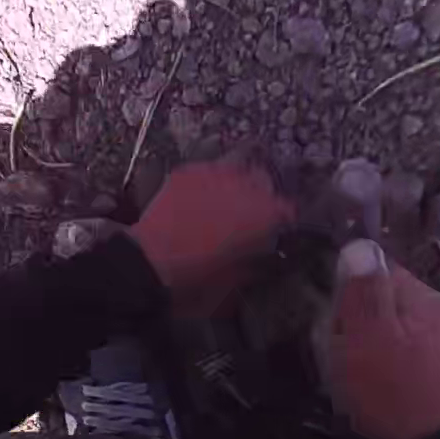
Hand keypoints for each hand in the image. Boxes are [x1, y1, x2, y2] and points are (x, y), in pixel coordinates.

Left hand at [130, 159, 292, 303]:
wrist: (150, 264)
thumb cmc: (199, 279)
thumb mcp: (236, 278)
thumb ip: (256, 259)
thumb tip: (262, 252)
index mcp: (265, 213)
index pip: (289, 208)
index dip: (285, 220)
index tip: (280, 230)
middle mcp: (245, 185)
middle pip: (265, 178)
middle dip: (263, 192)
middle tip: (253, 210)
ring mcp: (215, 172)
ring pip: (240, 159)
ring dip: (239, 175)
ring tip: (231, 191)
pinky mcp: (187, 171)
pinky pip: (208, 166)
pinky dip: (211, 177)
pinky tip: (204, 191)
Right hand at [322, 239, 439, 438]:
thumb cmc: (390, 393)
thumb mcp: (370, 337)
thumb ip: (364, 290)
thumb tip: (358, 244)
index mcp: (427, 302)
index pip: (376, 272)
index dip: (349, 292)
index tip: (337, 320)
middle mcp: (433, 317)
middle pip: (374, 299)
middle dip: (349, 322)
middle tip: (341, 353)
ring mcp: (429, 346)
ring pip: (374, 328)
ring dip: (352, 346)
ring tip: (347, 376)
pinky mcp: (421, 372)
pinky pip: (382, 353)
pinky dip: (365, 365)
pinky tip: (359, 387)